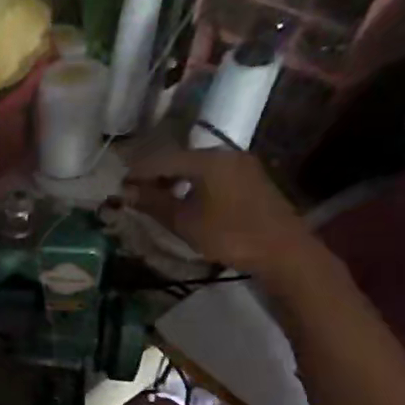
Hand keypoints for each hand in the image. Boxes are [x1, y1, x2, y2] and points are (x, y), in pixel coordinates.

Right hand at [124, 147, 320, 278]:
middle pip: (181, 158)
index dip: (138, 172)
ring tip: (160, 199)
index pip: (162, 159)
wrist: (284, 251)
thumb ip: (155, 204)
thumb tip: (126, 192)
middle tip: (137, 194)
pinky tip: (190, 201)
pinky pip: (215, 174)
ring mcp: (242, 164)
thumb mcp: (186, 222)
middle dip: (156, 175)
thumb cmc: (231, 235)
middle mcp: (225, 153)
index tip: (120, 187)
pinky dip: (196, 183)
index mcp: (207, 159)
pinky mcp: (252, 178)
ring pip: (199, 166)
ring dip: (176, 179)